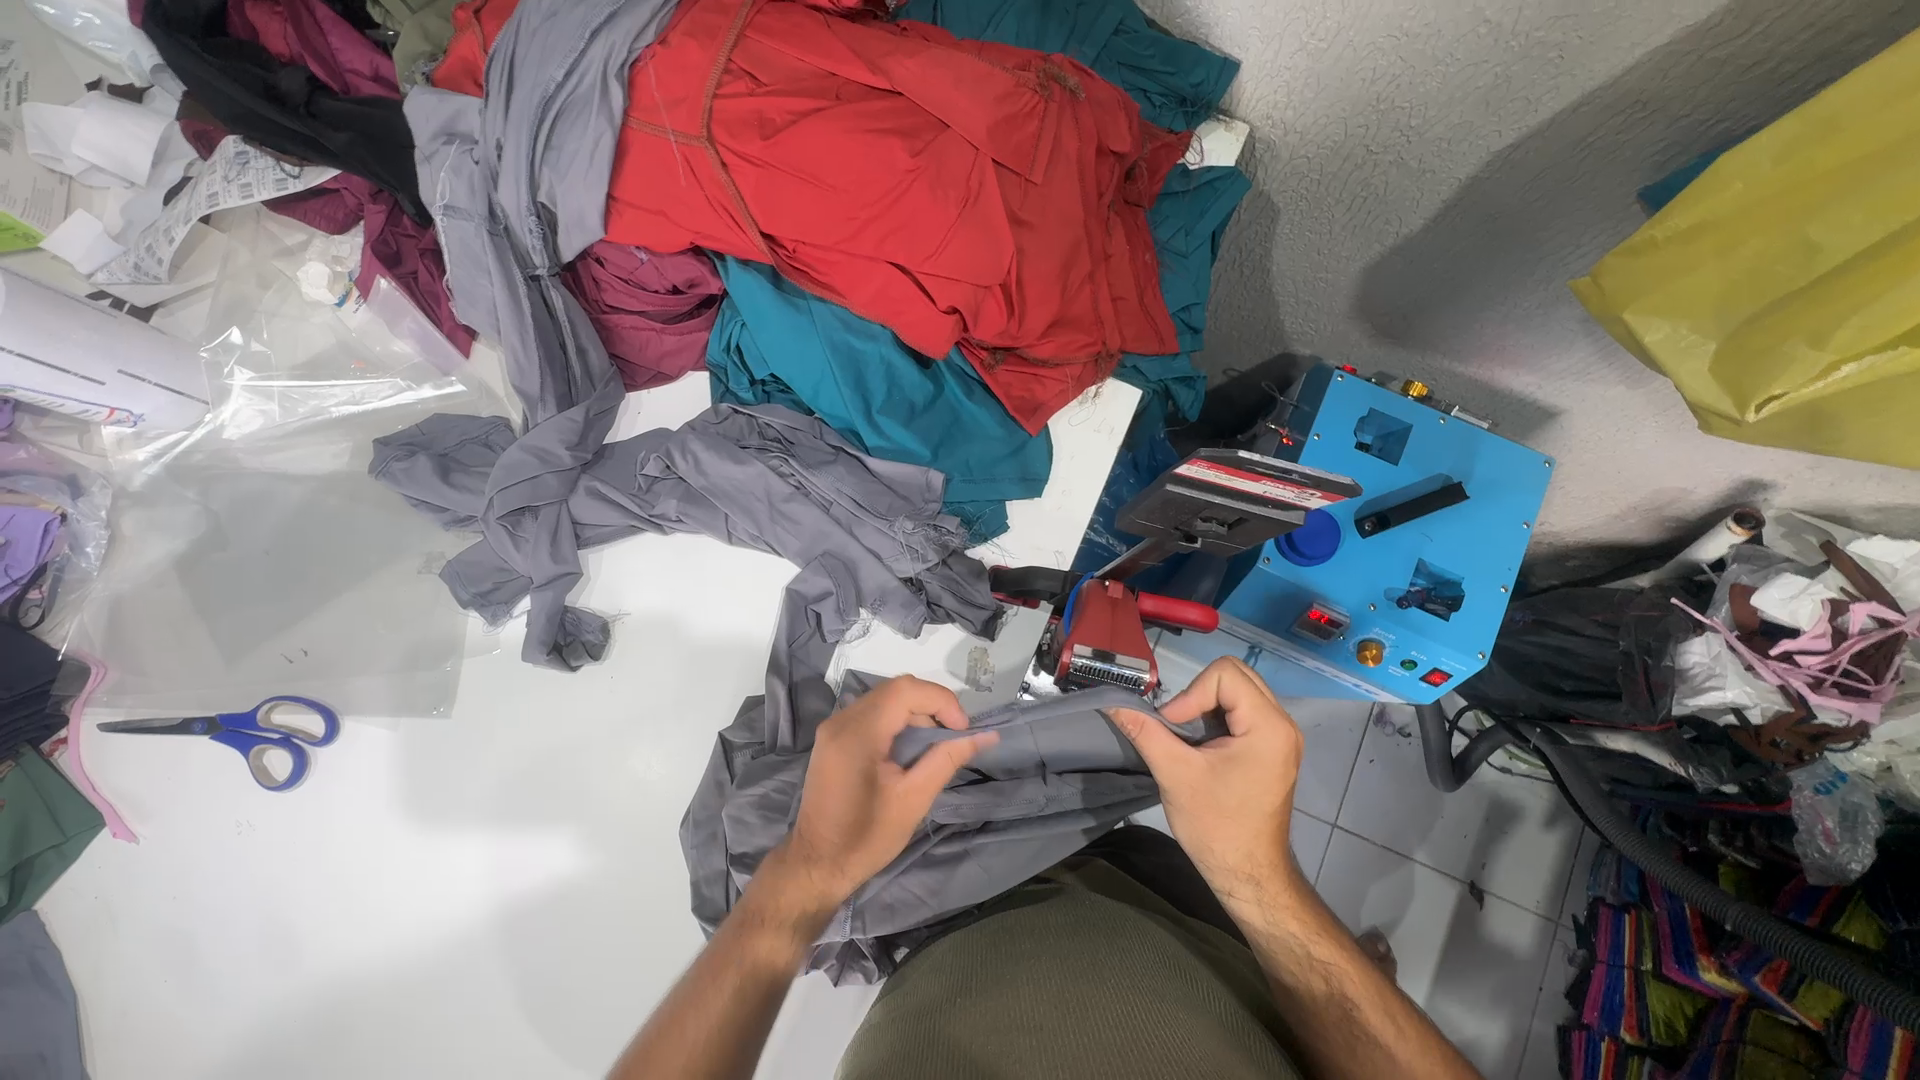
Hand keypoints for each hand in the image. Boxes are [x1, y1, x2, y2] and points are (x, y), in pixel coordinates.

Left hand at [766, 676, 998, 912]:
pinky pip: (872, 714)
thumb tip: (986, 735)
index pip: (905, 690)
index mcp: (858, 733)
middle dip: (931, 707)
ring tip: (935, 747)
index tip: (962, 731)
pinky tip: (909, 751)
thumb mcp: (914, 799)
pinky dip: (897, 722)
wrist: (818, 864)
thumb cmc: (866, 837)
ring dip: (916, 714)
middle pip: (896, 690)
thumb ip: (948, 759)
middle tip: (953, 738)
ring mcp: (834, 727)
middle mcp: (842, 720)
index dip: (941, 701)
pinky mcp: (834, 737)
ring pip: (885, 699)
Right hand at [1109, 657, 1305, 905]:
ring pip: (1239, 690)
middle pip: (1235, 675)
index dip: (1191, 694)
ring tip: (1188, 737)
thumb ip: (1144, 731)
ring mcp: (1281, 736)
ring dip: (1207, 705)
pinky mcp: (1273, 748)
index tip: (1173, 728)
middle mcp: (1283, 723)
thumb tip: (1112, 703)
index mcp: (1268, 726)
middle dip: (1199, 694)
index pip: (1224, 674)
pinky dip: (1218, 717)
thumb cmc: (1216, 826)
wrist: (1248, 874)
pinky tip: (1203, 746)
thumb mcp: (1174, 774)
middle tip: (1178, 728)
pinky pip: (1244, 710)